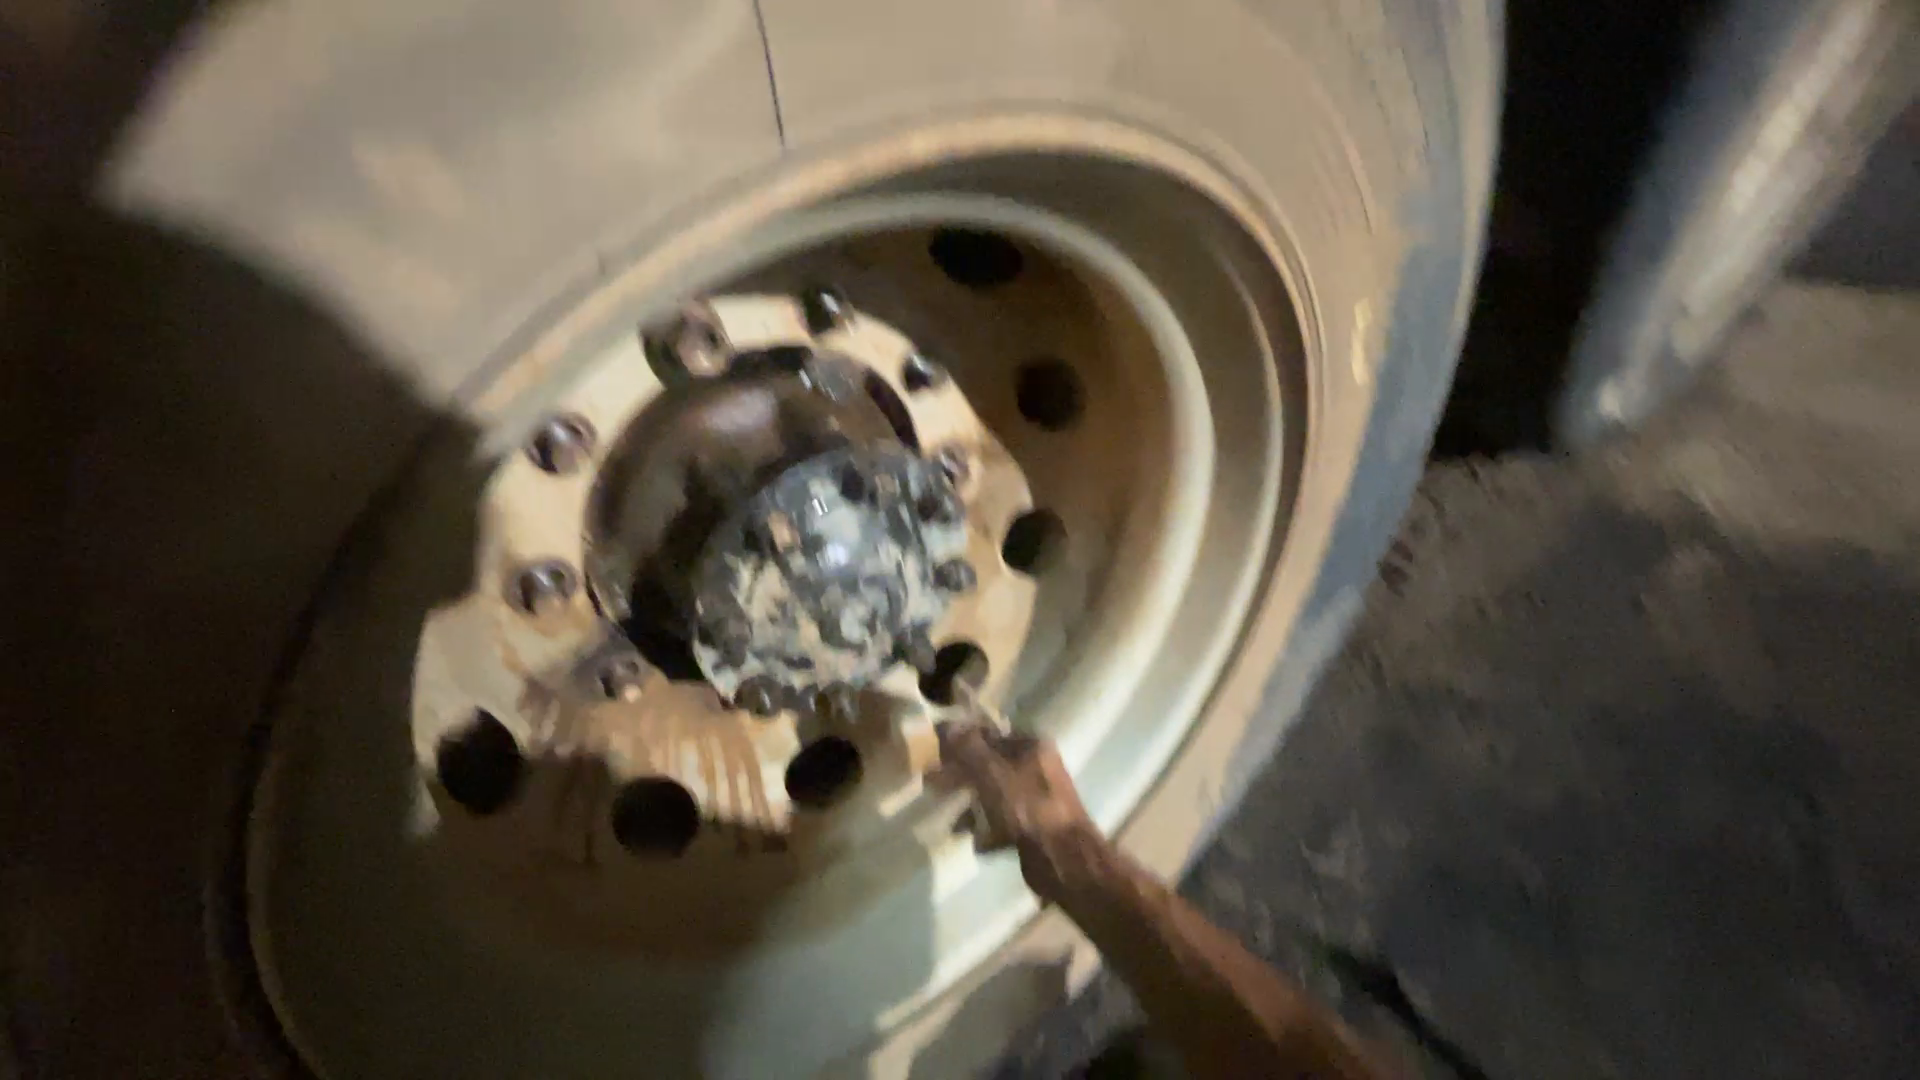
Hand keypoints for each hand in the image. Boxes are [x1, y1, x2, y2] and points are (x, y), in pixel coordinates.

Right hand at [933, 722, 1099, 894]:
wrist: (1064, 858)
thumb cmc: (1027, 806)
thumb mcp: (992, 772)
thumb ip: (968, 747)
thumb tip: (946, 724)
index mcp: (1032, 745)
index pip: (990, 733)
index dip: (962, 741)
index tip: (937, 753)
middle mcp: (1038, 766)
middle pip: (991, 764)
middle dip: (962, 775)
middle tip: (934, 785)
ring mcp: (1038, 797)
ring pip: (995, 793)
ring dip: (972, 804)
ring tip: (953, 820)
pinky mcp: (1035, 826)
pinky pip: (1004, 820)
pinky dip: (987, 827)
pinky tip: (973, 839)